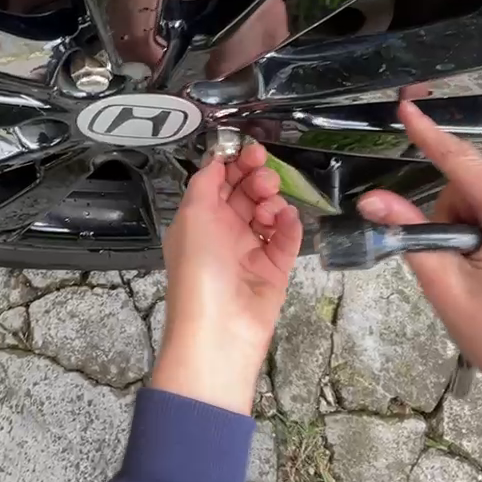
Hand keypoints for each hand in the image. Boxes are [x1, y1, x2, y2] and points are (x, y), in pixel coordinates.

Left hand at [152, 141, 302, 413]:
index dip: (235, 164)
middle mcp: (223, 232)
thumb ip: (206, 182)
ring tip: (270, 207)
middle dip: (256, 178)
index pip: (219, 182)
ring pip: (268, 212)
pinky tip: (285, 220)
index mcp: (198, 219)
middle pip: (245, 193)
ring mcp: (250, 250)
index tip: (252, 151)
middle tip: (264, 177)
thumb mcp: (192, 215)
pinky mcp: (275, 269)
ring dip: (272, 201)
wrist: (219, 330)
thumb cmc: (198, 269)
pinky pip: (287, 238)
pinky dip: (289, 225)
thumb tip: (216, 160)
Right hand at [360, 100, 481, 481]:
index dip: (431, 136)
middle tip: (451, 270)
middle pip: (471, 192)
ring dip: (465, 235)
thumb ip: (408, 233)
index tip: (407, 108)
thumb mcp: (445, 284)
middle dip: (448, 221)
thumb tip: (372, 200)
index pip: (465, 165)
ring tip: (475, 283)